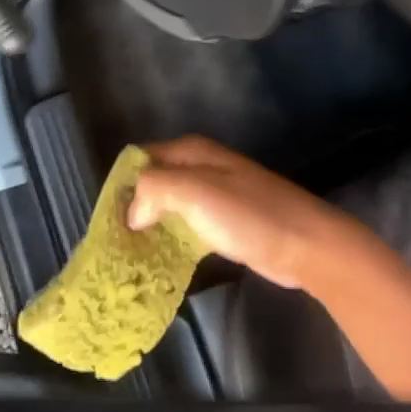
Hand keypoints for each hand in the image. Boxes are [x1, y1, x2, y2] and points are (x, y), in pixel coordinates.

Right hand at [127, 136, 367, 291]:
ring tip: (129, 257)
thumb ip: (156, 190)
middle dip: (133, 208)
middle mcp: (201, 166)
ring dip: (151, 226)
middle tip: (112, 244)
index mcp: (193, 151)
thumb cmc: (250, 215)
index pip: (141, 159)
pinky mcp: (225, 222)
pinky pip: (187, 225)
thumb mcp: (197, 193)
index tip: (104, 220)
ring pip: (169, 205)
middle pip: (154, 182)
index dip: (122, 185)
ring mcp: (215, 194)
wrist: (306, 245)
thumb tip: (132, 212)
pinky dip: (172, 239)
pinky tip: (160, 261)